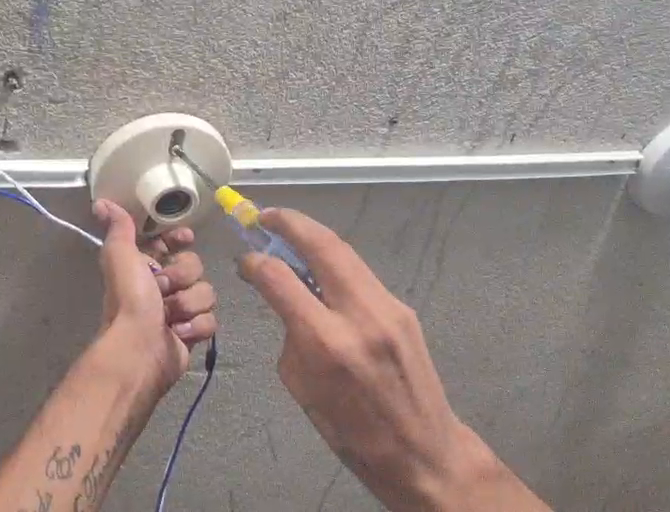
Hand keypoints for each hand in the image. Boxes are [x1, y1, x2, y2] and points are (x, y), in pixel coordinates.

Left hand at [91, 199, 217, 396]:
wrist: (140, 347)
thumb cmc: (129, 297)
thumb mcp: (120, 254)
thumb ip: (119, 227)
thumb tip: (100, 202)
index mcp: (144, 264)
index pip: (171, 242)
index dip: (180, 238)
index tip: (185, 237)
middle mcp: (162, 284)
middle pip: (194, 265)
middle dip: (182, 276)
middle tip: (162, 288)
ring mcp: (179, 309)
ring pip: (205, 292)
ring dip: (187, 303)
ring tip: (168, 315)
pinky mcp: (192, 333)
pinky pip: (210, 320)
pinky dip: (196, 326)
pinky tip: (179, 332)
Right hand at [238, 208, 548, 511]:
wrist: (425, 454)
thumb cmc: (350, 430)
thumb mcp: (300, 383)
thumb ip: (289, 329)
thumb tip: (280, 291)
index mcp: (325, 342)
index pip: (278, 276)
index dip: (254, 261)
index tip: (244, 259)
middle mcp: (359, 316)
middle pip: (320, 244)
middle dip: (288, 222)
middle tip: (264, 216)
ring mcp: (388, 308)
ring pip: (344, 251)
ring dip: (311, 235)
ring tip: (288, 231)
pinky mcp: (403, 309)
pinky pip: (359, 273)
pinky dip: (333, 260)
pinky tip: (320, 268)